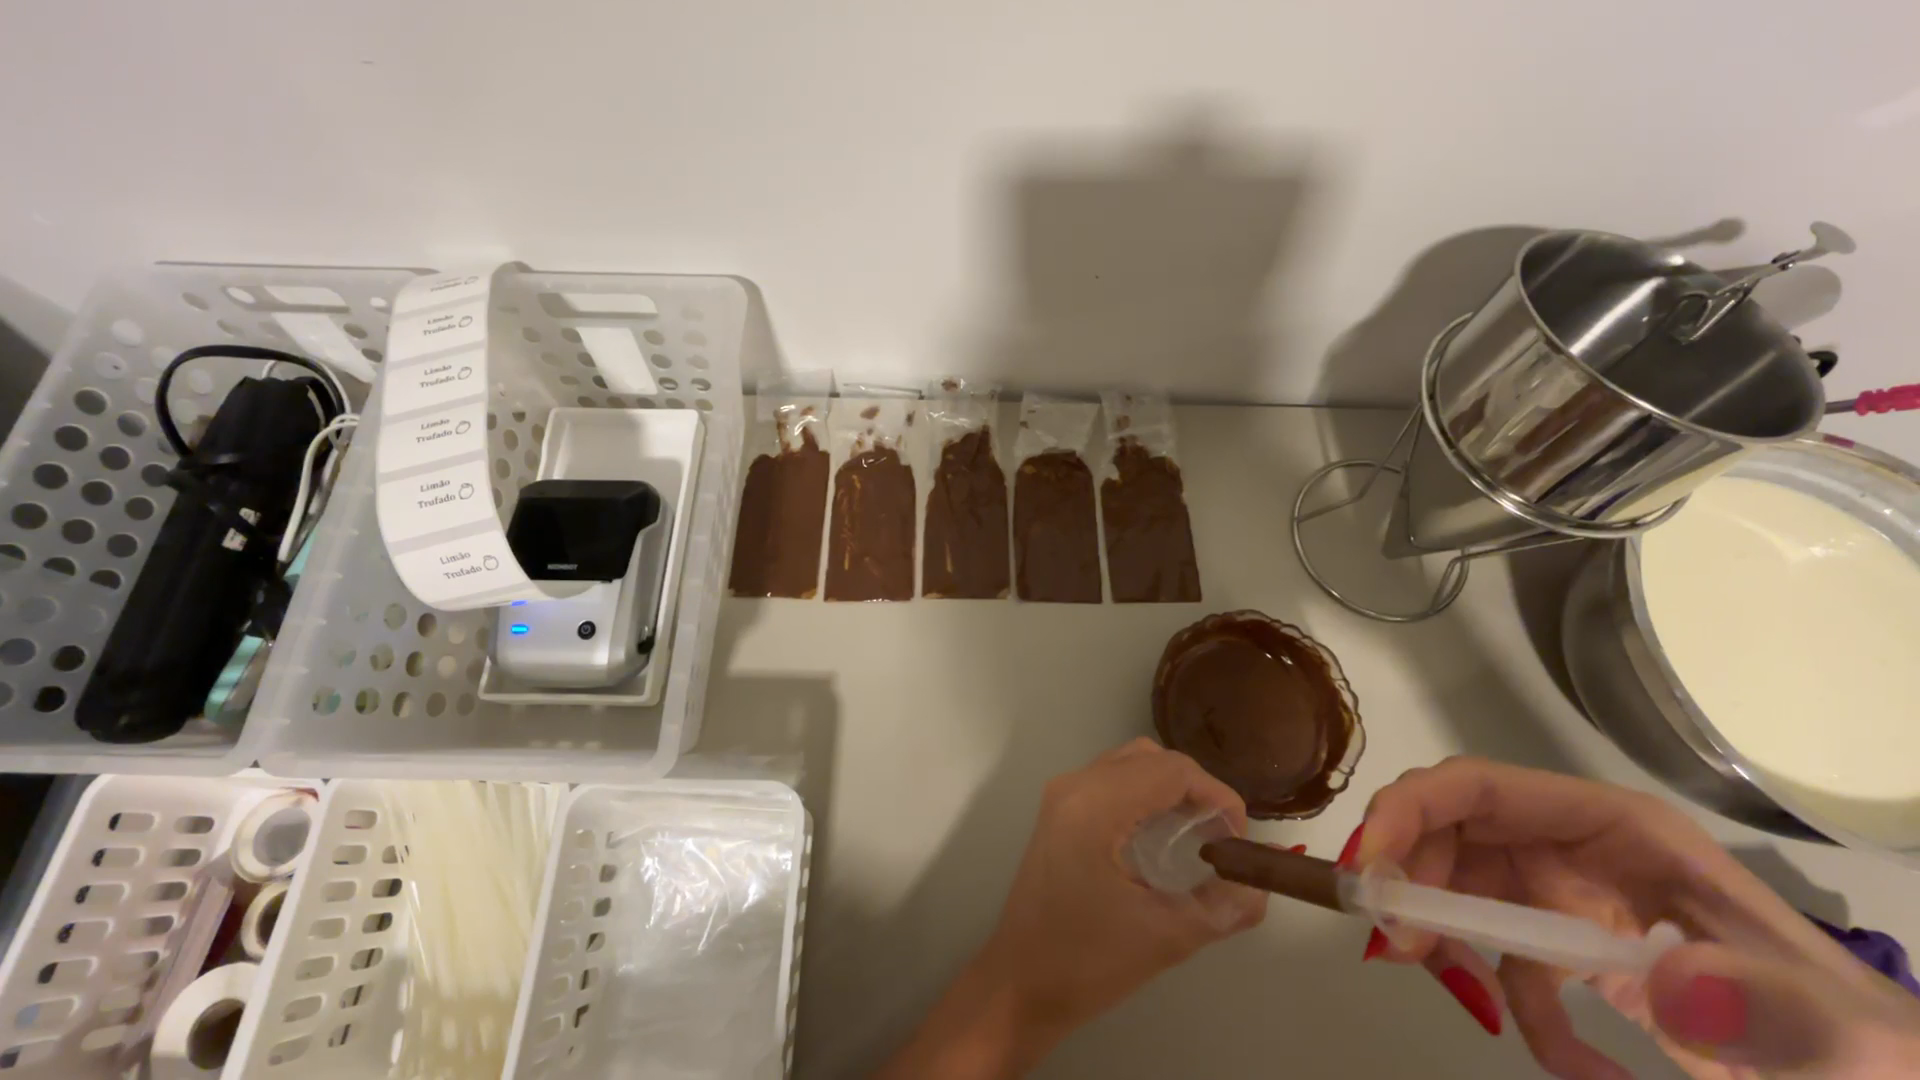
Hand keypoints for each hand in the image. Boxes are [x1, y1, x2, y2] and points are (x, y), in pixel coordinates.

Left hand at [985, 738, 1267, 1030]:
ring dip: (1169, 789)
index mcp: (1094, 807)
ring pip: (1130, 763)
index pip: (1172, 770)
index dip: (1216, 795)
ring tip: (1196, 836)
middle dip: (1195, 790)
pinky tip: (1161, 838)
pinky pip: (1111, 780)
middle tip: (1220, 837)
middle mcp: (1074, 787)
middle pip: (1151, 759)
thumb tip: (1266, 879)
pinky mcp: (1058, 811)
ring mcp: (1061, 796)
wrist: (1020, 983)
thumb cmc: (1087, 961)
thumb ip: (1225, 906)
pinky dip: (1144, 794)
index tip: (1237, 838)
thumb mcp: (1167, 937)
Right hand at [1354, 756, 1919, 1079]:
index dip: (1409, 811)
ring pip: (1460, 889)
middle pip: (1449, 831)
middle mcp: (1575, 845)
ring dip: (1452, 945)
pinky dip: (1511, 1003)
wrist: (1863, 1073)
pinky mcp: (1566, 944)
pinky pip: (1501, 957)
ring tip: (1492, 1011)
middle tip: (1399, 945)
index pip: (1479, 787)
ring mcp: (1566, 893)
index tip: (1373, 871)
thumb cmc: (1856, 1045)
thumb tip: (1660, 976)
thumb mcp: (1835, 1034)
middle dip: (1413, 880)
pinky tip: (1570, 1059)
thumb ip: (1761, 1006)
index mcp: (1616, 827)